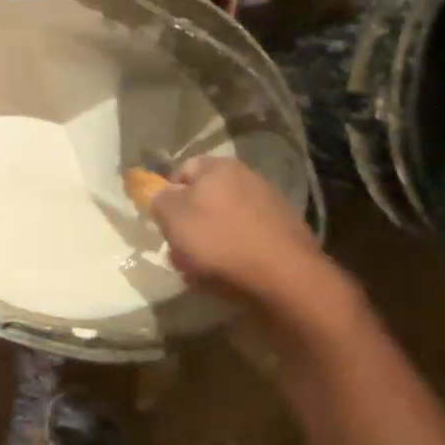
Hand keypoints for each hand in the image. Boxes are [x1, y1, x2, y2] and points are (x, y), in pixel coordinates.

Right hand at [150, 155, 336, 305]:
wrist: (284, 277)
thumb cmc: (219, 242)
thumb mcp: (172, 218)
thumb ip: (158, 199)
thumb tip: (160, 194)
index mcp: (218, 167)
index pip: (182, 170)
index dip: (167, 194)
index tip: (163, 222)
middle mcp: (247, 177)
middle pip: (205, 198)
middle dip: (190, 223)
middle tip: (180, 249)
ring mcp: (271, 204)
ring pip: (225, 221)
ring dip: (211, 241)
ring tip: (204, 270)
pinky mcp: (285, 232)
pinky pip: (247, 240)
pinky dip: (236, 253)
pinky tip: (231, 274)